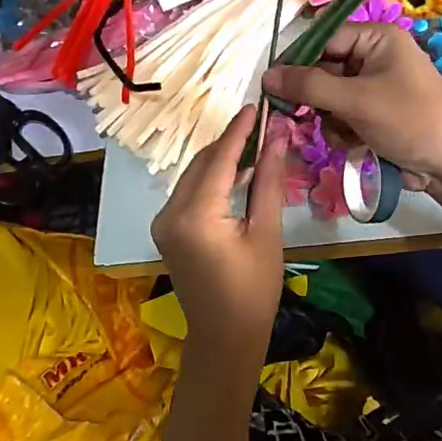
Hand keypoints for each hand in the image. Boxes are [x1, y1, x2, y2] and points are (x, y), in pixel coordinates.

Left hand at [151, 105, 287, 354]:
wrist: (225, 336)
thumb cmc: (255, 289)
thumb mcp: (267, 232)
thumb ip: (269, 180)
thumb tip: (278, 137)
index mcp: (195, 215)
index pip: (218, 159)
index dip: (239, 130)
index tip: (257, 104)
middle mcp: (169, 213)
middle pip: (202, 164)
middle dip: (231, 143)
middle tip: (263, 125)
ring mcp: (163, 222)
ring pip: (194, 177)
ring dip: (222, 161)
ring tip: (257, 146)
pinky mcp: (166, 231)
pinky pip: (190, 194)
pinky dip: (212, 181)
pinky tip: (238, 176)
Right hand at [262, 23, 441, 190]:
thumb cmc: (409, 120)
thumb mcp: (356, 100)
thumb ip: (308, 86)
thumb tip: (267, 76)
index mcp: (377, 38)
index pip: (324, 38)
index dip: (298, 61)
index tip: (275, 86)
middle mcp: (375, 57)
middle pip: (324, 70)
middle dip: (318, 99)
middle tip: (306, 117)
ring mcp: (376, 88)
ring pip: (330, 99)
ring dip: (331, 120)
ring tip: (347, 134)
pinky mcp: (375, 115)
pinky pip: (343, 117)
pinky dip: (344, 132)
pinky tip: (357, 145)